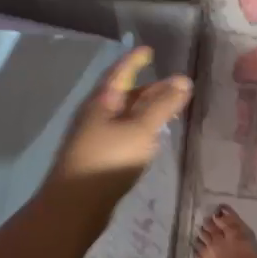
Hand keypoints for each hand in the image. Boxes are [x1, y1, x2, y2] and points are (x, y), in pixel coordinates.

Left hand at [48, 47, 193, 201]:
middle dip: (147, 88)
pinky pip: (122, 133)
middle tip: (172, 86)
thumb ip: (163, 105)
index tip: (149, 50)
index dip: (135, 60)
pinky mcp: (97, 158)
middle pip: (123, 94)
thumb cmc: (108, 160)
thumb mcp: (141, 129)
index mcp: (101, 102)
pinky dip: (139, 129)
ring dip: (144, 110)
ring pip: (123, 115)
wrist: (73, 206)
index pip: (120, 72)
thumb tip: (183, 80)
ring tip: (167, 111)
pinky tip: (150, 140)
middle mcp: (94, 115)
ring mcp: (93, 137)